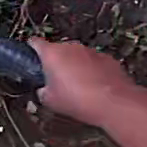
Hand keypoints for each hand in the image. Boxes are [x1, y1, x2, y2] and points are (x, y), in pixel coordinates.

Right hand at [29, 38, 146, 122]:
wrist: (115, 104)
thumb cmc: (79, 100)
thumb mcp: (51, 101)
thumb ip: (43, 91)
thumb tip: (44, 90)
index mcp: (51, 53)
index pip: (35, 42)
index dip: (31, 49)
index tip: (31, 58)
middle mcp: (70, 47)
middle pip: (57, 49)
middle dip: (56, 62)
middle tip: (55, 80)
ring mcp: (91, 51)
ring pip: (77, 55)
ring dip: (75, 65)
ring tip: (78, 86)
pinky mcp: (108, 59)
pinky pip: (94, 62)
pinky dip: (92, 70)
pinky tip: (95, 87)